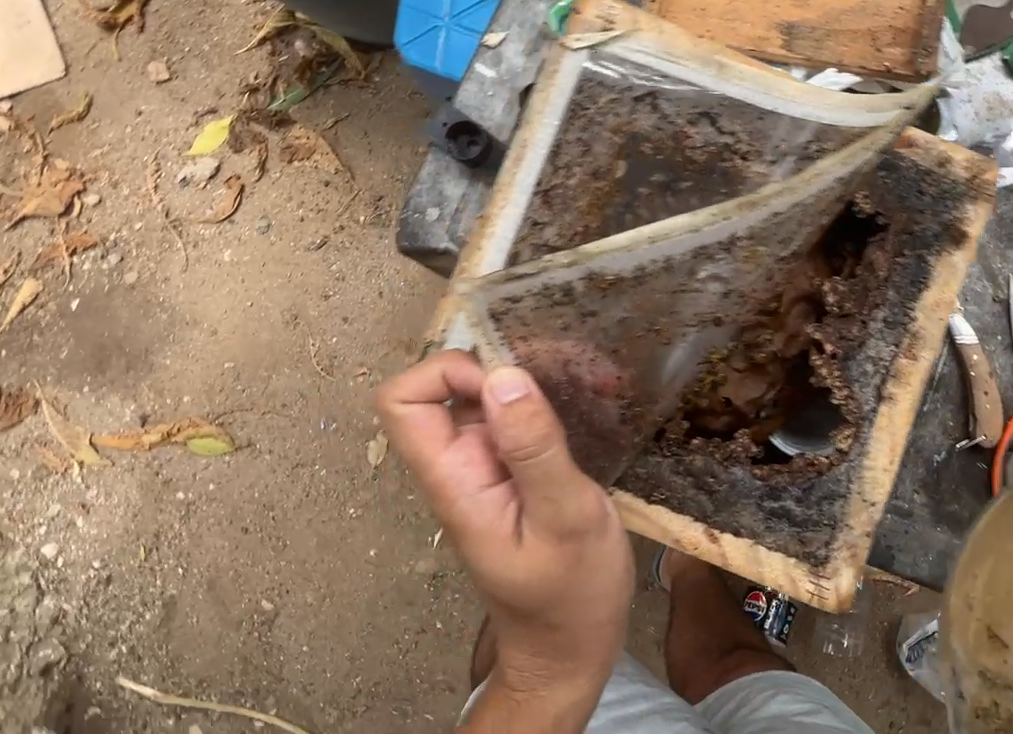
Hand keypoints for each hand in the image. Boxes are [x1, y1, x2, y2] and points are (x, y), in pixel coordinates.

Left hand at [379, 352, 632, 709]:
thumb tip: (503, 376)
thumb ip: (534, 449)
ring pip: (499, 395)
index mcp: (455, 480)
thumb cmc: (570, 596)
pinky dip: (562, 398)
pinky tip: (606, 396)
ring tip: (605, 377)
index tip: (510, 379)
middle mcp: (464, 464)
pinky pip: (528, 416)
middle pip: (458, 386)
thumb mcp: (564, 519)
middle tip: (581, 365)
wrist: (574, 649)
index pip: (405, 402)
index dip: (448, 372)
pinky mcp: (521, 470)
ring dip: (548, 377)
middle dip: (516, 364)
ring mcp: (492, 467)